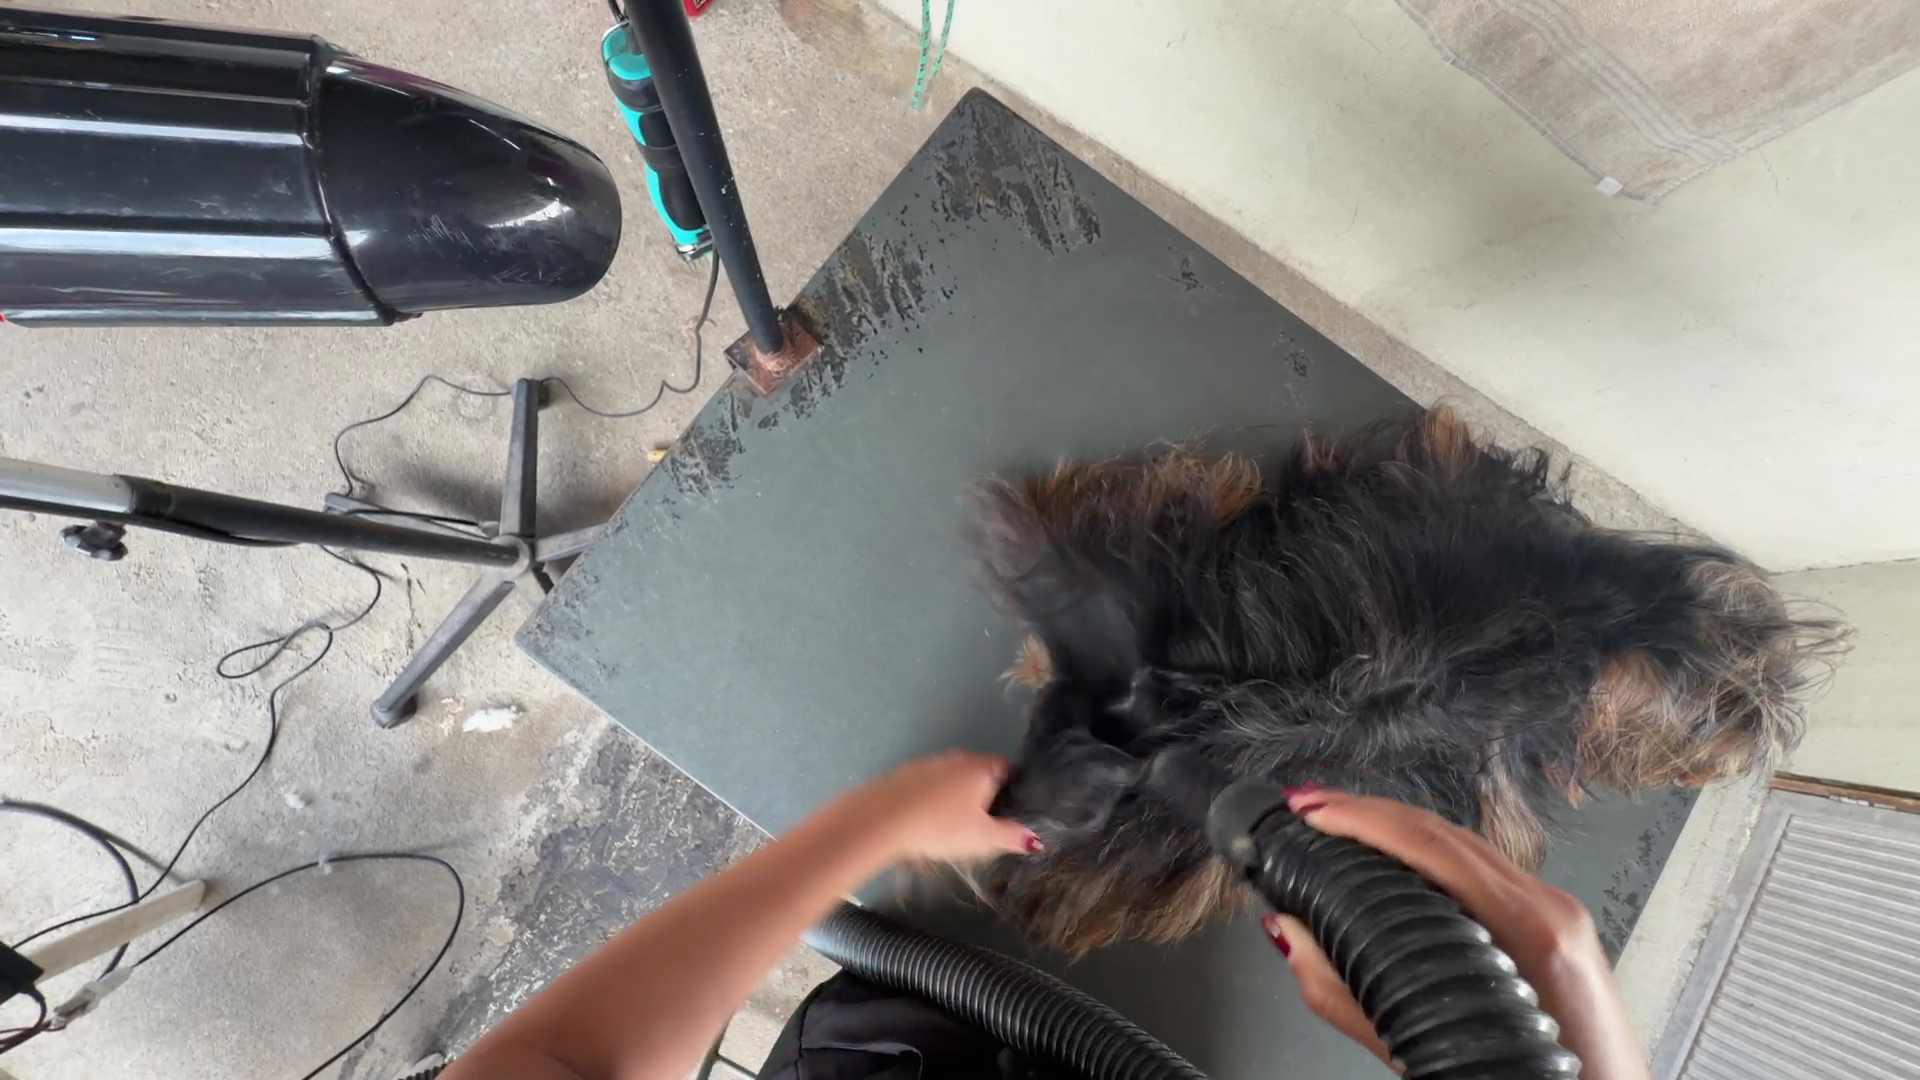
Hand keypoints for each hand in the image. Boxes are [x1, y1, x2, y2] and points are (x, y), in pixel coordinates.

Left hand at [835, 750, 1039, 862]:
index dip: (1015, 786)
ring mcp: (930, 762)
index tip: (1014, 807)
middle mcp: (958, 758)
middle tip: (988, 820)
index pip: (1008, 767)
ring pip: (954, 775)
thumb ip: (1011, 836)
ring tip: (957, 822)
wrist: (883, 818)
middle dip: (987, 790)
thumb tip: (1037, 838)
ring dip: (959, 792)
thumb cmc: (941, 826)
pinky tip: (929, 817)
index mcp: (981, 768)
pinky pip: (931, 781)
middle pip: (981, 770)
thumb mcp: (981, 838)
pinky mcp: (906, 772)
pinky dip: (936, 795)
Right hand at [1260, 790, 1650, 1079]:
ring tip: (1333, 815)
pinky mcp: (1549, 916)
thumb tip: (1287, 934)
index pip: (1428, 845)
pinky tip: (1385, 842)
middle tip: (1306, 806)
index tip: (1311, 812)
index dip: (1360, 818)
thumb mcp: (1431, 1055)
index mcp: (1529, 934)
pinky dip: (1417, 841)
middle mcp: (1547, 908)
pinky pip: (1473, 858)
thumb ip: (1345, 997)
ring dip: (1387, 819)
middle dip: (1362, 808)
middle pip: (1439, 829)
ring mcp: (1554, 909)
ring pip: (1456, 836)